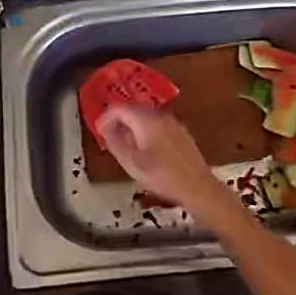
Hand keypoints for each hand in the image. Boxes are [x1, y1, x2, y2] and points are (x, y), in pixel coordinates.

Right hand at [98, 105, 233, 211]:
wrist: (196, 186)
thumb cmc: (162, 176)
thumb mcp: (131, 162)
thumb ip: (115, 142)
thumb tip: (106, 129)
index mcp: (147, 120)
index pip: (120, 108)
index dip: (106, 118)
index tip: (99, 131)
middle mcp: (161, 116)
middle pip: (134, 111)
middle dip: (120, 123)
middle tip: (111, 140)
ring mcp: (173, 124)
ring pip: (146, 119)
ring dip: (133, 129)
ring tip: (127, 149)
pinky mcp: (181, 133)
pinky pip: (158, 126)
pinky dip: (147, 134)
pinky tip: (146, 152)